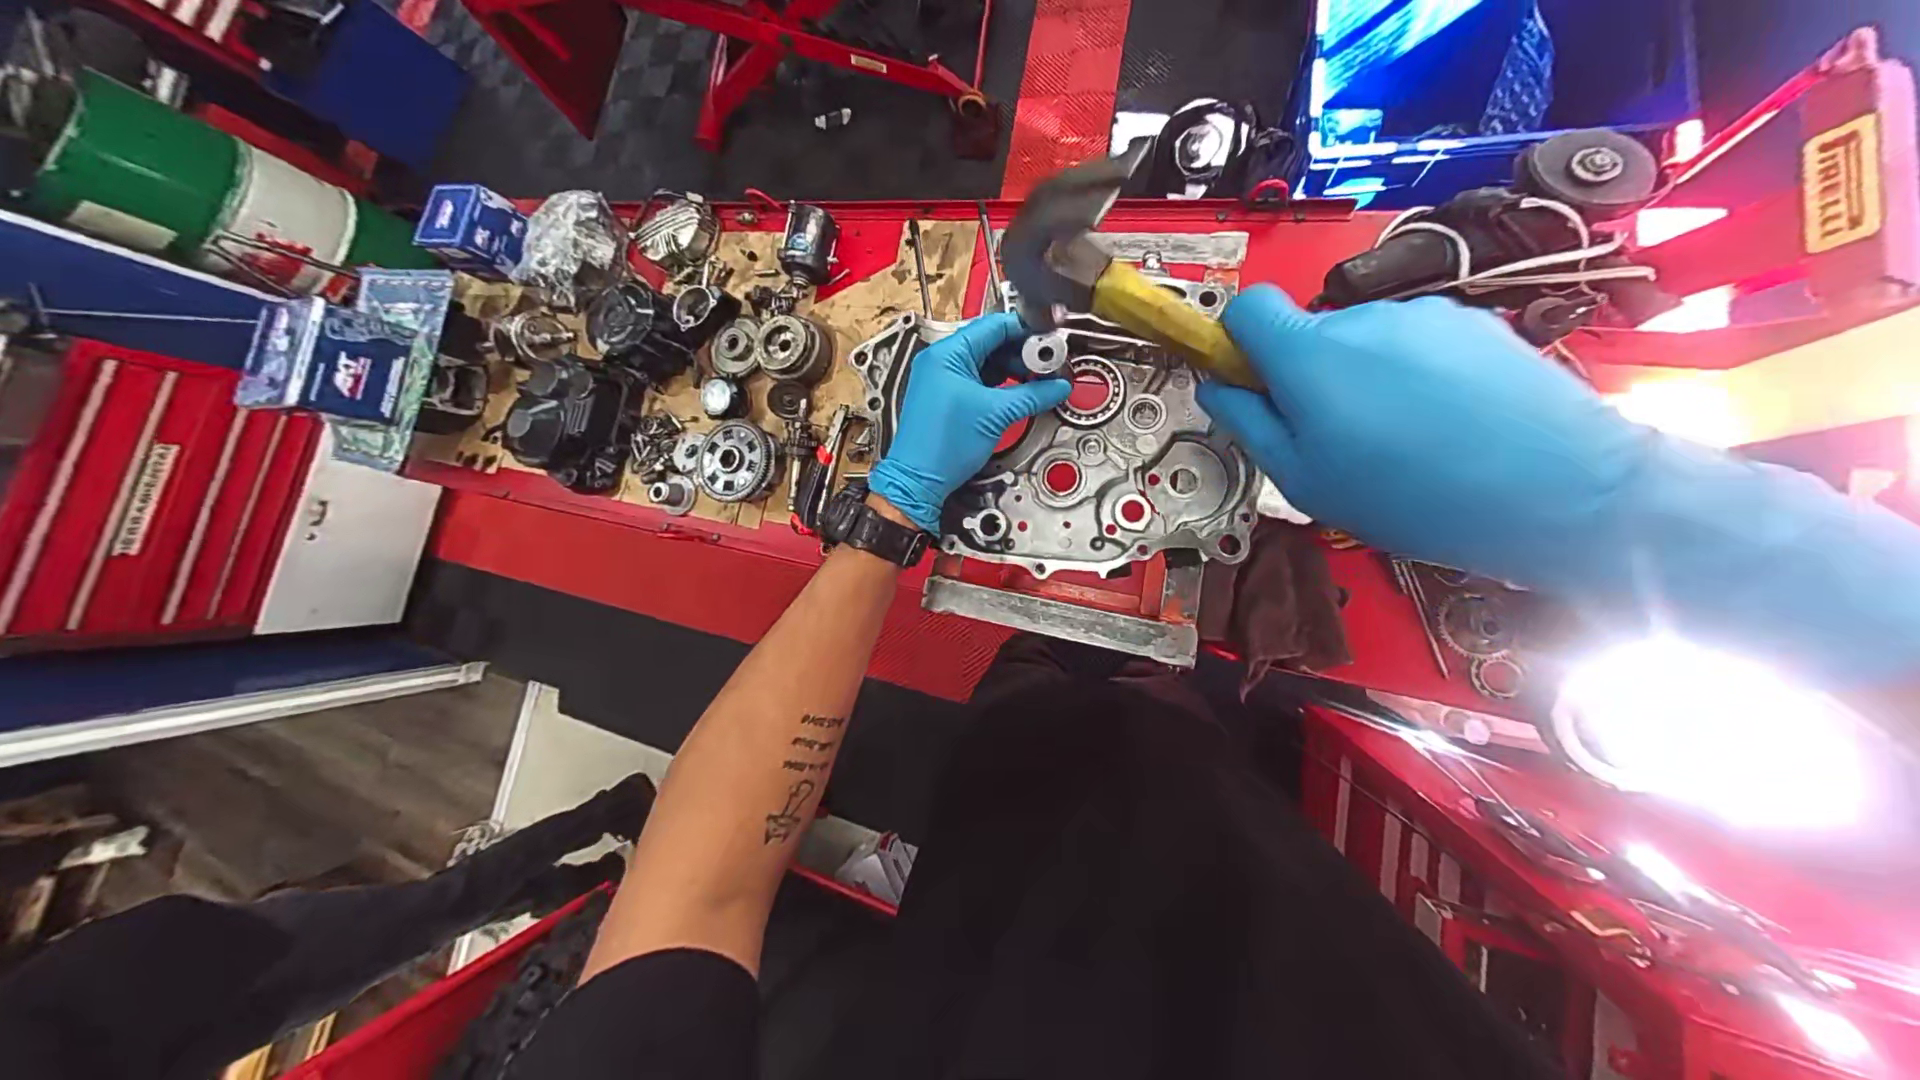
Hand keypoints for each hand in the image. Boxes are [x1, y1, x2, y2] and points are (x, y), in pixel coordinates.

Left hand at [868, 313, 1070, 532]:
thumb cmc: (940, 447)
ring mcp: (944, 378)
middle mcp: (942, 361)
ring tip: (1038, 380)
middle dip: (1024, 354)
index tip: (1049, 342)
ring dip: (1015, 369)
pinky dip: (1001, 384)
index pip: (995, 326)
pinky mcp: (948, 396)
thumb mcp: (996, 415)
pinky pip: (980, 380)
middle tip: (1049, 365)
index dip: (1026, 332)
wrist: (918, 480)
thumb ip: (1032, 396)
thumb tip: (1057, 386)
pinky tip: (1020, 391)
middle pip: (993, 342)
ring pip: (988, 362)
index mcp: (948, 354)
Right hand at [1195, 287, 1655, 587]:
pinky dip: (1402, 375)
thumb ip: (1246, 422)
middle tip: (1322, 434)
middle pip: (1302, 333)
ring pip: (1356, 340)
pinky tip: (1429, 423)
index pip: (1244, 309)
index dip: (1231, 341)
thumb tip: (1216, 389)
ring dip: (1353, 379)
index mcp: (1309, 355)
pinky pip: (1407, 343)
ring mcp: (1421, 317)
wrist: (1558, 489)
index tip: (1236, 374)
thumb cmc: (1417, 494)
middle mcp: (1362, 320)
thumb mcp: (1300, 476)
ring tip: (1386, 437)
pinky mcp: (1469, 323)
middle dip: (1298, 377)